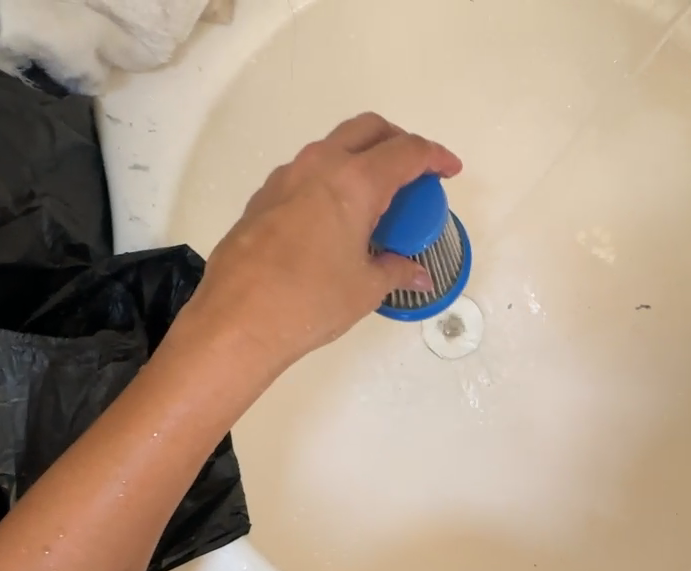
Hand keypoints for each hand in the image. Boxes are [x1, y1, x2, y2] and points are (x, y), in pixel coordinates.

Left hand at [180, 113, 462, 377]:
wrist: (239, 320)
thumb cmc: (311, 302)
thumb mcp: (365, 289)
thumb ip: (396, 270)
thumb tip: (418, 274)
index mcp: (354, 182)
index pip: (405, 153)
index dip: (434, 157)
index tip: (450, 170)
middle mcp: (318, 166)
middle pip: (367, 130)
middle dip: (398, 142)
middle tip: (415, 172)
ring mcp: (285, 178)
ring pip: (332, 148)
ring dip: (360, 160)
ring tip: (375, 199)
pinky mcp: (262, 198)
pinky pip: (306, 175)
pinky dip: (330, 182)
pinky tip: (334, 220)